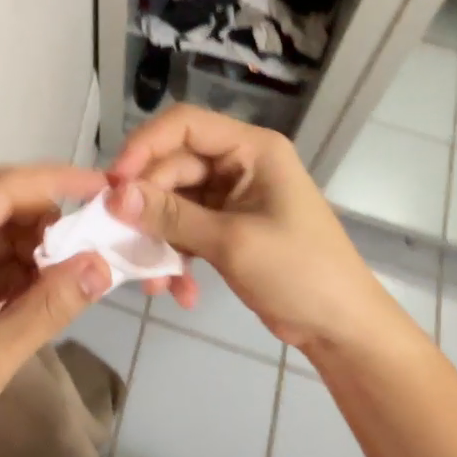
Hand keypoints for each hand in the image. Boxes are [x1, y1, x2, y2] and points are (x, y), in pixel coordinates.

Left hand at [0, 165, 112, 456]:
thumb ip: (49, 306)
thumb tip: (102, 265)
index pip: (4, 188)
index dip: (55, 180)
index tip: (101, 186)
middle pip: (3, 205)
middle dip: (50, 220)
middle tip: (93, 244)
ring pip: (1, 232)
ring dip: (38, 249)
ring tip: (72, 278)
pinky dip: (22, 271)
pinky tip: (45, 295)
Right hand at [106, 105, 391, 349]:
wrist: (343, 332)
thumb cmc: (300, 273)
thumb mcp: (232, 242)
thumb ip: (171, 216)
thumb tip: (114, 196)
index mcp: (252, 149)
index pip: (185, 125)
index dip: (144, 146)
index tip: (115, 184)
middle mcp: (239, 164)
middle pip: (174, 167)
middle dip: (148, 205)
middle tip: (121, 238)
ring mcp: (232, 197)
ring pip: (174, 201)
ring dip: (159, 238)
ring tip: (152, 279)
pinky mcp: (227, 227)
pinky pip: (186, 229)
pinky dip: (176, 255)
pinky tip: (177, 290)